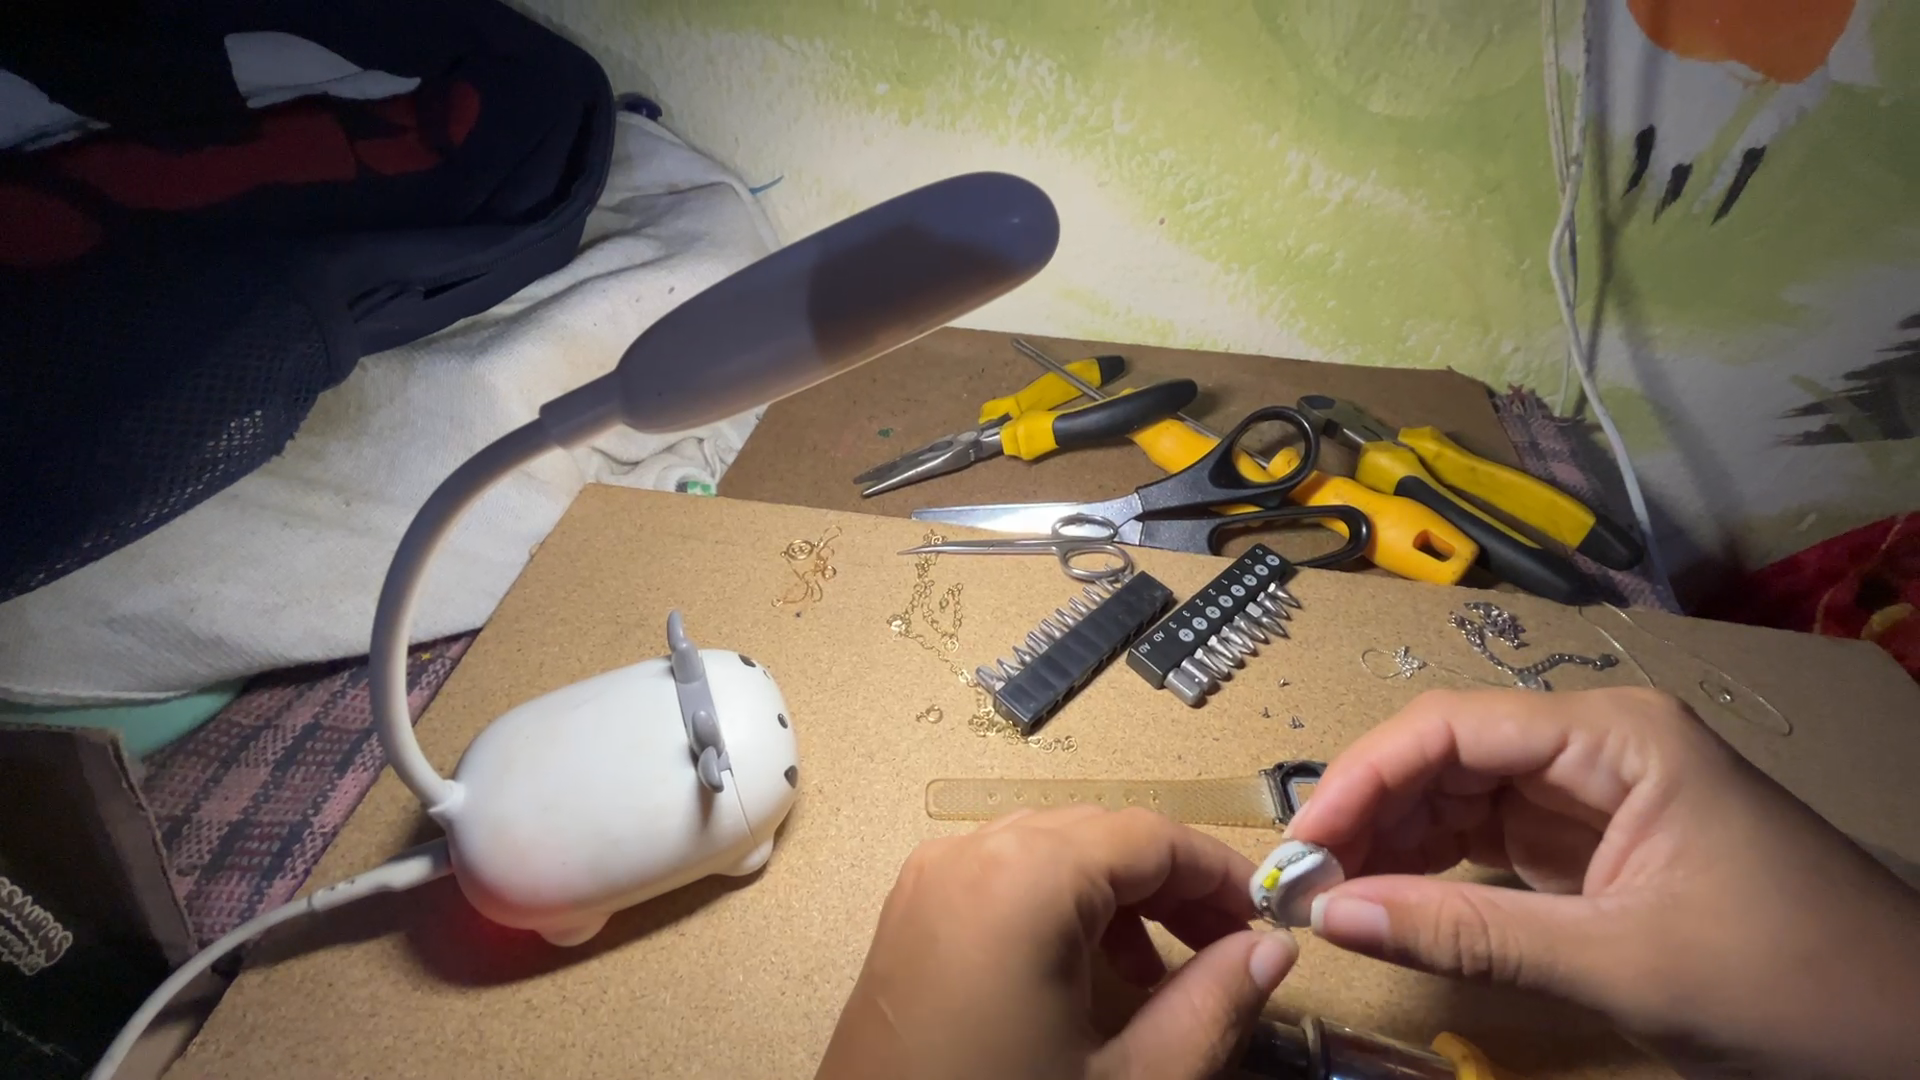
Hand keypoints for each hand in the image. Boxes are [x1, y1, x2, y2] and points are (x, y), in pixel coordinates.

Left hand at [816, 806, 1298, 1079]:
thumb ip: (1211, 1004)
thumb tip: (1272, 950)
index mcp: (1023, 876)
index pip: (1145, 835)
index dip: (1216, 869)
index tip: (1266, 917)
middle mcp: (972, 848)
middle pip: (1096, 832)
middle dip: (1168, 882)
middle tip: (1225, 947)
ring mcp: (933, 870)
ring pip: (1050, 846)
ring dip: (1115, 891)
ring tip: (1160, 970)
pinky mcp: (913, 901)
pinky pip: (1004, 871)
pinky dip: (1057, 901)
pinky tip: (1085, 966)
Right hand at [1286, 687, 1919, 1079]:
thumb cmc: (1813, 999)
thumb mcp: (1628, 968)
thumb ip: (1466, 936)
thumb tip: (1331, 917)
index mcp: (1610, 734)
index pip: (1448, 729)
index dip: (1362, 777)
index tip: (1306, 840)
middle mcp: (1586, 743)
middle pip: (1440, 755)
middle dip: (1369, 810)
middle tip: (1308, 872)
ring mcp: (1582, 788)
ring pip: (1450, 792)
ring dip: (1388, 837)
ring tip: (1334, 885)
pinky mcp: (1579, 836)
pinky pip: (1477, 833)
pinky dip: (1426, 862)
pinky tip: (1387, 889)